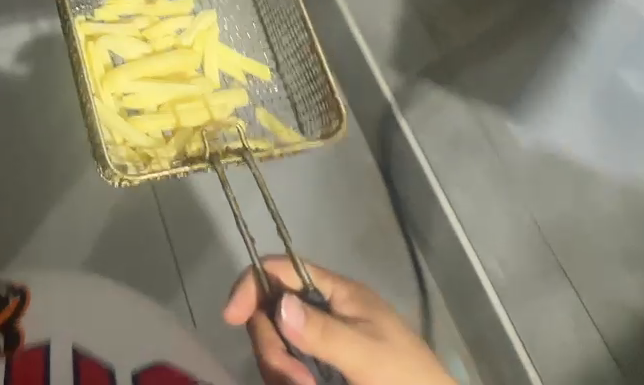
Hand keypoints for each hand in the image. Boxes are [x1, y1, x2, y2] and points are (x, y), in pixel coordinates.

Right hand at [223, 256, 454, 384]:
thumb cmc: (412, 382)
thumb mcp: (369, 357)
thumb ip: (324, 332)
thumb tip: (280, 305)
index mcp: (335, 294)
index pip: (279, 270)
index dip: (251, 285)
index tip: (232, 317)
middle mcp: (322, 312)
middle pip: (270, 312)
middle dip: (272, 345)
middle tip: (294, 381)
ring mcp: (321, 344)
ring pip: (276, 344)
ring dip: (280, 369)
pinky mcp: (321, 372)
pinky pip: (288, 368)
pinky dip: (288, 380)